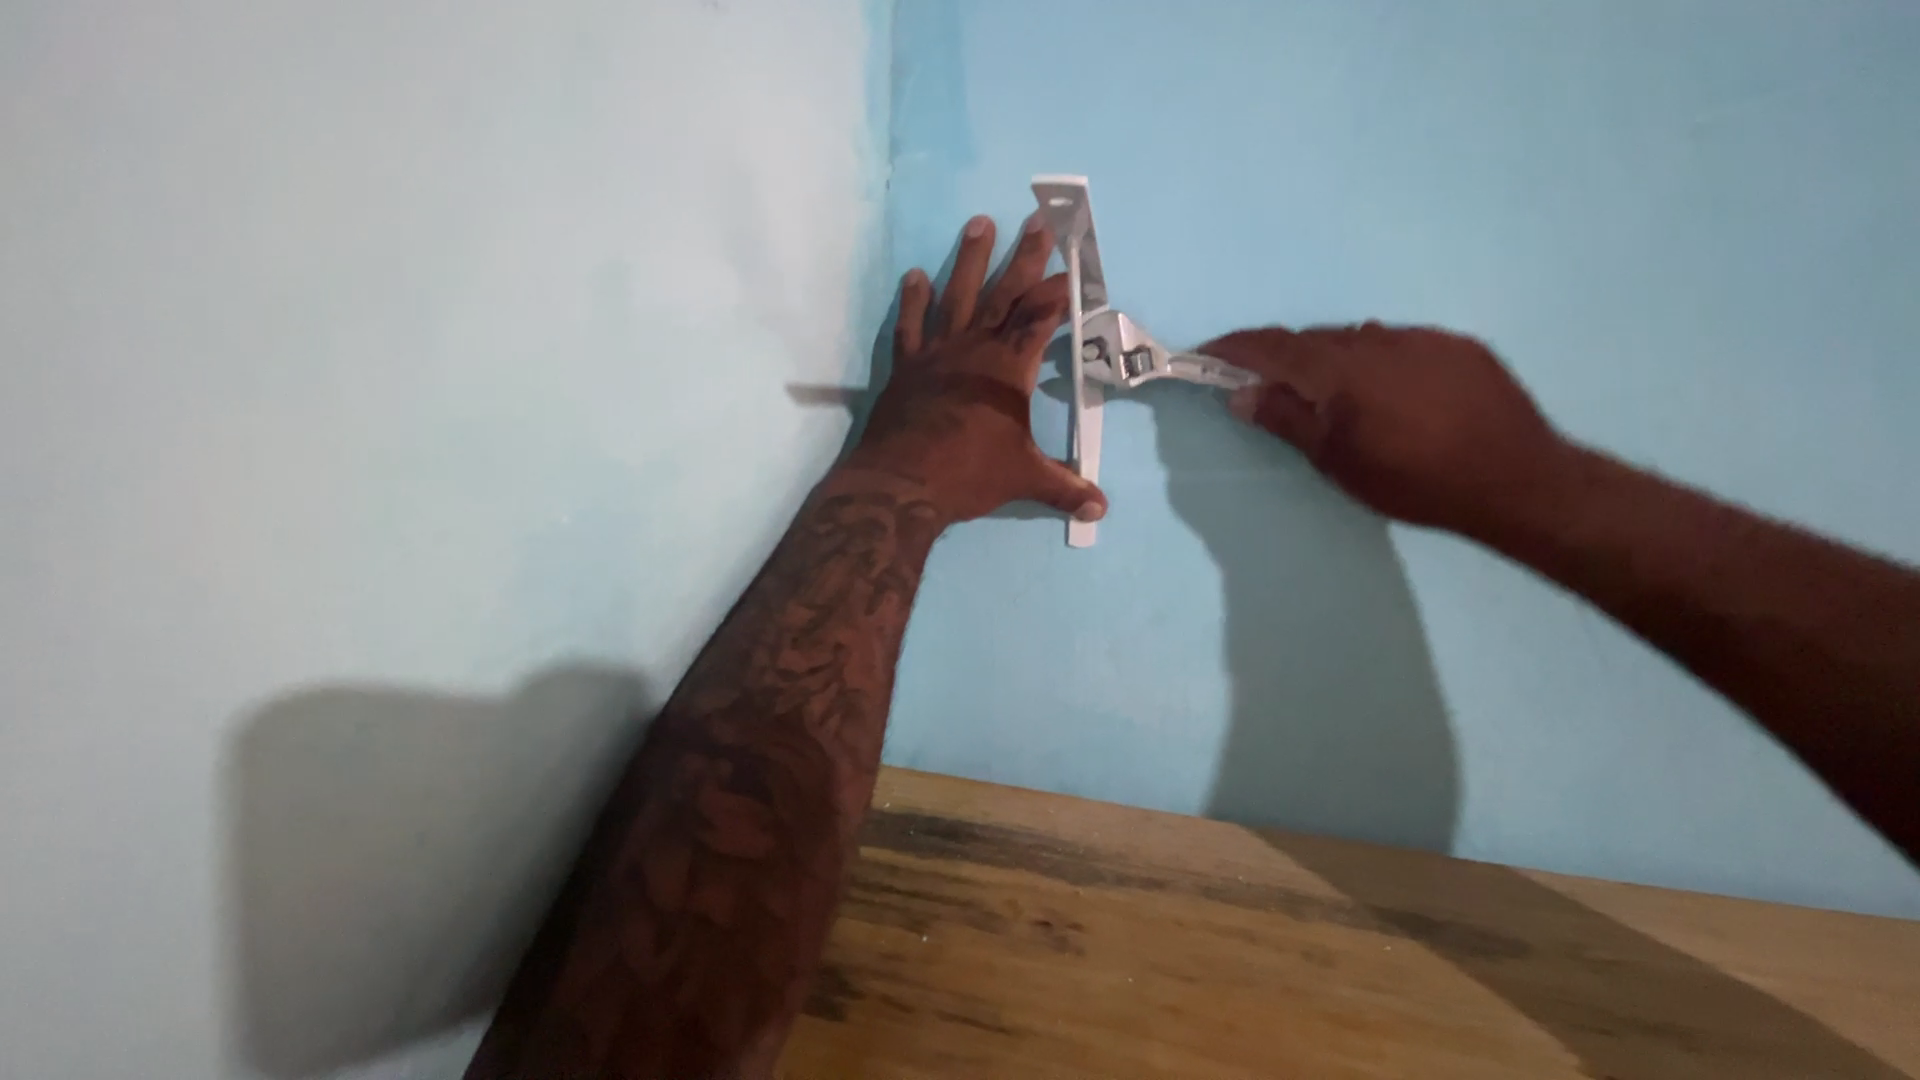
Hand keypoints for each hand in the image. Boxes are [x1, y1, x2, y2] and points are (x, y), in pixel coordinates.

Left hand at [844, 215, 1107, 523]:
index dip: (1059, 293)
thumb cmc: (969, 474)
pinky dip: (913, 301)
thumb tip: (1101, 509)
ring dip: (970, 260)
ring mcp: (936, 354)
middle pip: (1004, 293)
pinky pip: (910, 326)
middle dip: (1025, 256)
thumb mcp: (1024, 479)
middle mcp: (974, 350)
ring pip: (956, 296)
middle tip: (1038, 220)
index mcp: (1008, 369)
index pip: (1040, 319)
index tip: (1075, 269)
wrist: (902, 482)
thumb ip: (1064, 488)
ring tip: (978, 222)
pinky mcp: (906, 367)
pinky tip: (915, 275)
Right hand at [1203, 323, 1569, 532]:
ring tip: (1324, 391)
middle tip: (1261, 381)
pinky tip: (1384, 390)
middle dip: (1280, 354)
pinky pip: (1397, 343)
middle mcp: (1379, 340)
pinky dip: (1372, 359)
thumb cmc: (1414, 481)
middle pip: (1313, 337)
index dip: (1235, 345)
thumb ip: (1287, 419)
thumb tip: (1240, 391)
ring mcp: (1422, 338)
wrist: (1519, 481)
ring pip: (1356, 337)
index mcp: (1343, 369)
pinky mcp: (1457, 346)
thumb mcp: (1336, 460)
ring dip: (1327, 356)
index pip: (1274, 345)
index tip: (1206, 352)